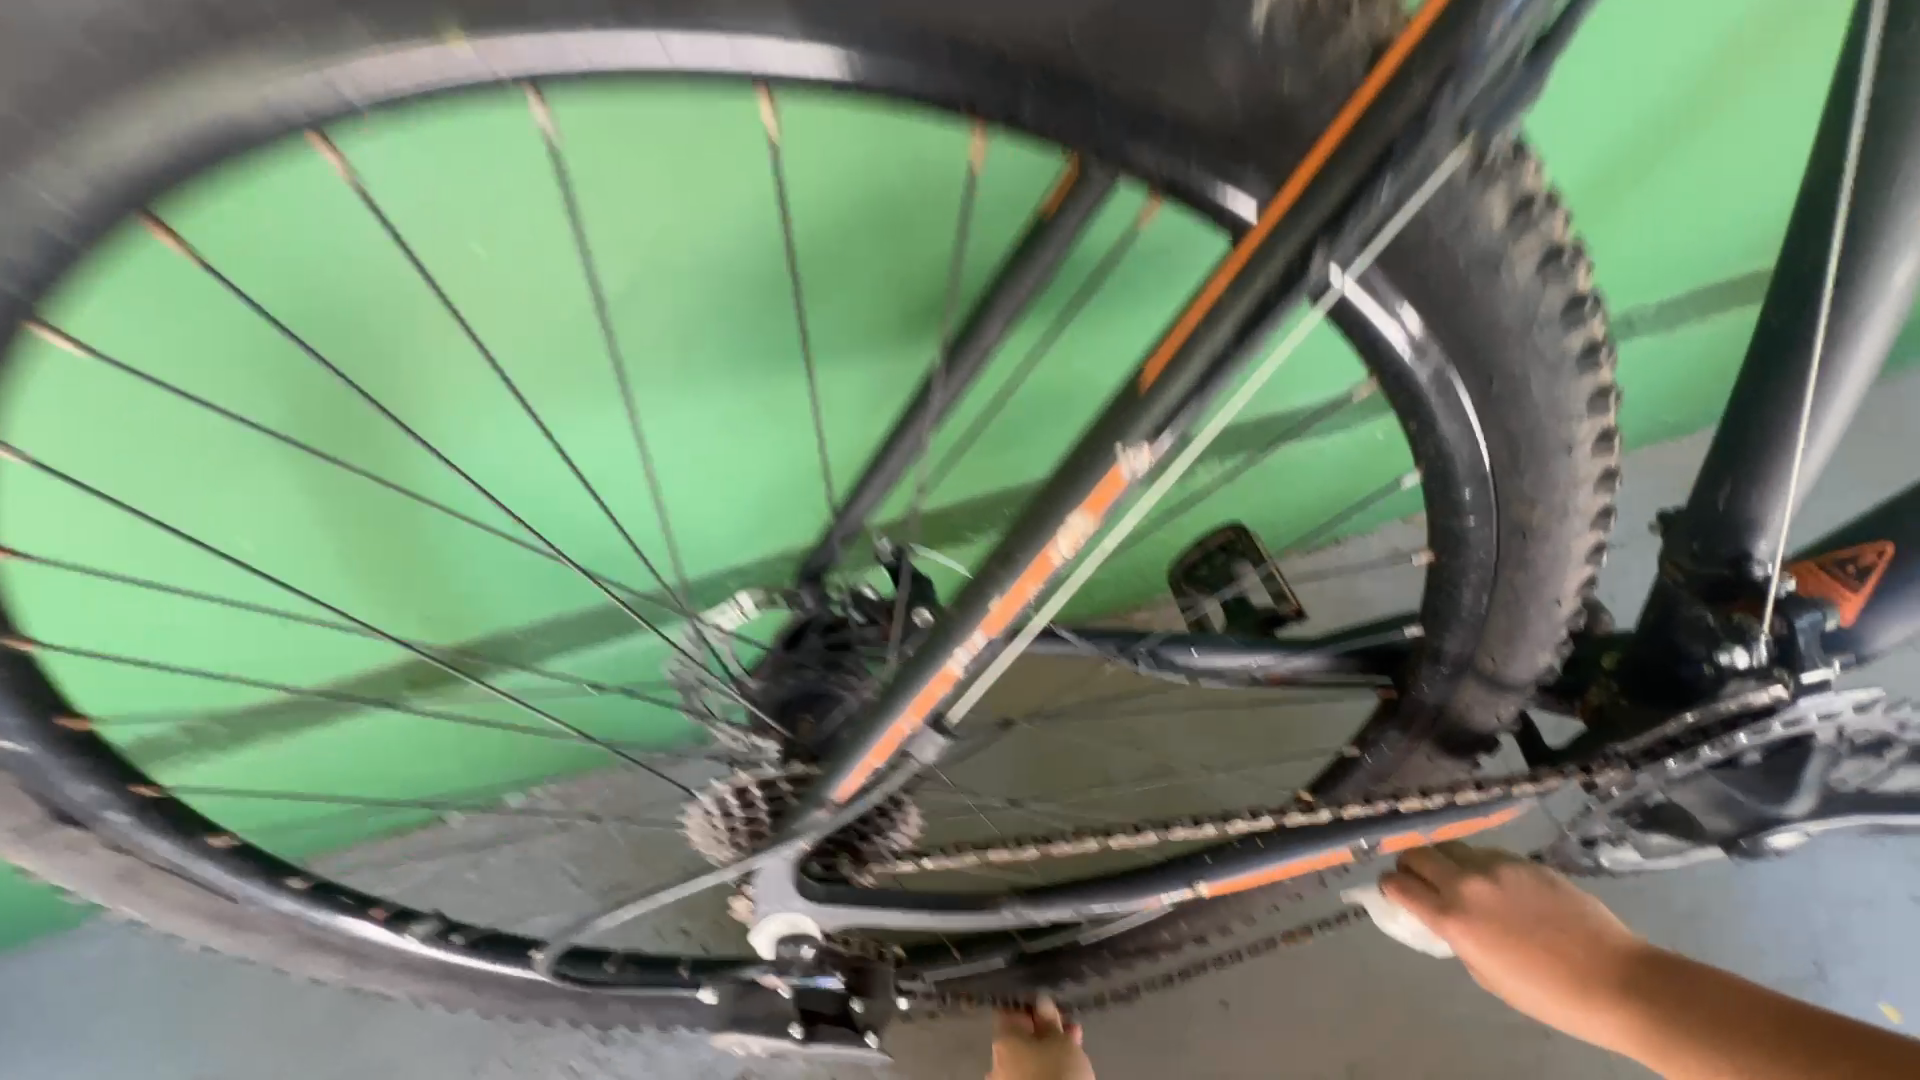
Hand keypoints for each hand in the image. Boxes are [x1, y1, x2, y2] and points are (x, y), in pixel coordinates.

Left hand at [988, 997, 1094, 1079]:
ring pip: (1028, 1056)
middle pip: (1019, 1035)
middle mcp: (997, 1061)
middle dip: (1043, 1028)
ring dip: (1048, 1046)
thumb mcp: (1060, 1040)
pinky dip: (1047, 1064)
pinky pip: (1033, 1073)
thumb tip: (1041, 1001)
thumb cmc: (1058, 1071)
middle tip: (1065, 1021)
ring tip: (1074, 1038)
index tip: (1046, 1000)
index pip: (1008, 1011)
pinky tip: (1068, 1059)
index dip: (1028, 1003)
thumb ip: (1049, 1019)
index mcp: (1001, 1041)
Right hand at [1378, 843, 1658, 1047]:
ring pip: (1452, 848)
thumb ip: (1458, 939)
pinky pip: (1490, 855)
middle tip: (1423, 881)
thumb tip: (1448, 921)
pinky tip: (1508, 890)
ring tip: (1467, 883)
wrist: (1621, 982)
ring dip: (1448, 862)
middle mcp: (1466, 883)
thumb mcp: (1487, 975)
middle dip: (1411, 865)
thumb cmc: (1551, 995)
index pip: (1396, 884)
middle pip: (1416, 853)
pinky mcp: (1527, 862)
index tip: (1397, 894)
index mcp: (1452, 918)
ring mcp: (1498, 867)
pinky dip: (1485, 867)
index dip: (1391, 887)